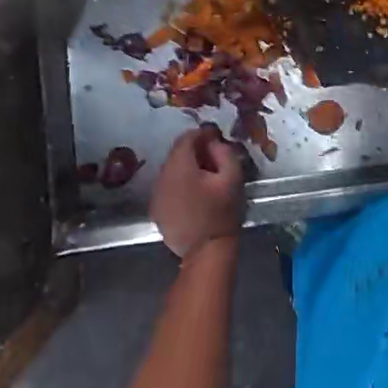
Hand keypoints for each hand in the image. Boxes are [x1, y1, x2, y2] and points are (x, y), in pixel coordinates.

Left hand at [151, 125, 244, 258]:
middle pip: (176, 153)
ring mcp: (155, 193)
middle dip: (193, 151)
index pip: (186, 138)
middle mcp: (162, 175)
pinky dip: (178, 184)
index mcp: (179, 166)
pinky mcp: (155, 210)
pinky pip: (167, 187)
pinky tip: (193, 194)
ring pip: (170, 170)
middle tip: (212, 157)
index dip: (202, 134)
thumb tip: (213, 142)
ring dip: (185, 168)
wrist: (206, 252)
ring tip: (204, 177)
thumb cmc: (222, 213)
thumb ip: (224, 152)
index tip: (215, 138)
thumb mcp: (232, 178)